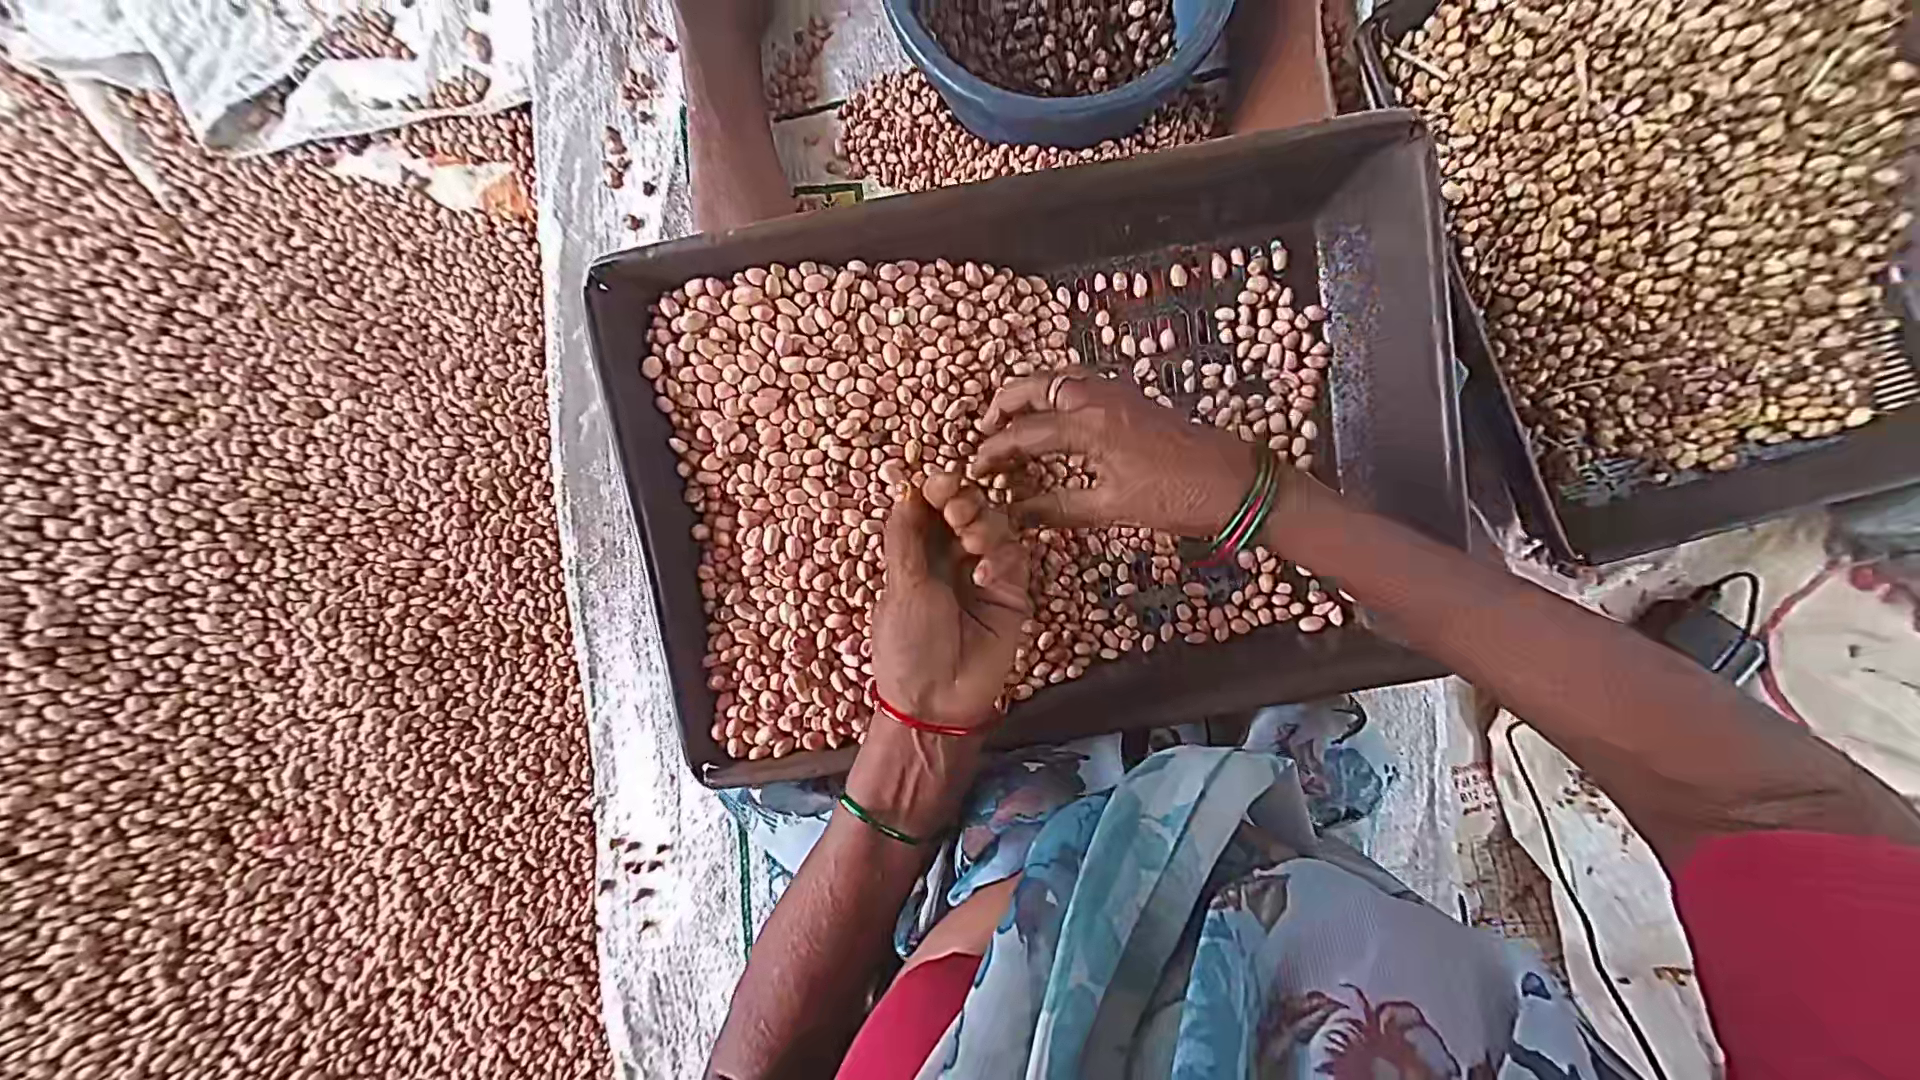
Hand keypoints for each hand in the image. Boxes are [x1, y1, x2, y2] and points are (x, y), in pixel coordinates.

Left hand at [871, 472, 1031, 728]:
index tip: (939, 483)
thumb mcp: (900, 587)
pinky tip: (983, 576)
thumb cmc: (907, 646)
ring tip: (970, 541)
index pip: (932, 509)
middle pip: (967, 511)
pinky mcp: (1010, 594)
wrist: (936, 702)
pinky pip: (1014, 561)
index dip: (937, 491)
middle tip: (956, 509)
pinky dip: (1000, 560)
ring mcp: (983, 575)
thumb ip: (905, 537)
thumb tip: (906, 490)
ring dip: (984, 526)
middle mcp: (952, 559)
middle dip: (964, 502)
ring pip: (995, 529)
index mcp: (920, 555)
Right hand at [972, 373, 1264, 536]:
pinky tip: (1055, 417)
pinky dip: (1056, 393)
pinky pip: (1081, 382)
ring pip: (1058, 377)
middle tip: (986, 431)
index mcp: (1090, 425)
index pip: (1024, 432)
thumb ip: (1059, 507)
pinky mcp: (1131, 397)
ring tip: (1013, 421)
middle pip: (1034, 385)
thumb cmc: (1178, 496)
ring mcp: (1117, 392)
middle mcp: (1099, 397)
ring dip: (1030, 394)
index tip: (975, 467)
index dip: (994, 450)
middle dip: (1003, 405)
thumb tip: (1018, 515)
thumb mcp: (1113, 507)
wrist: (1237, 482)